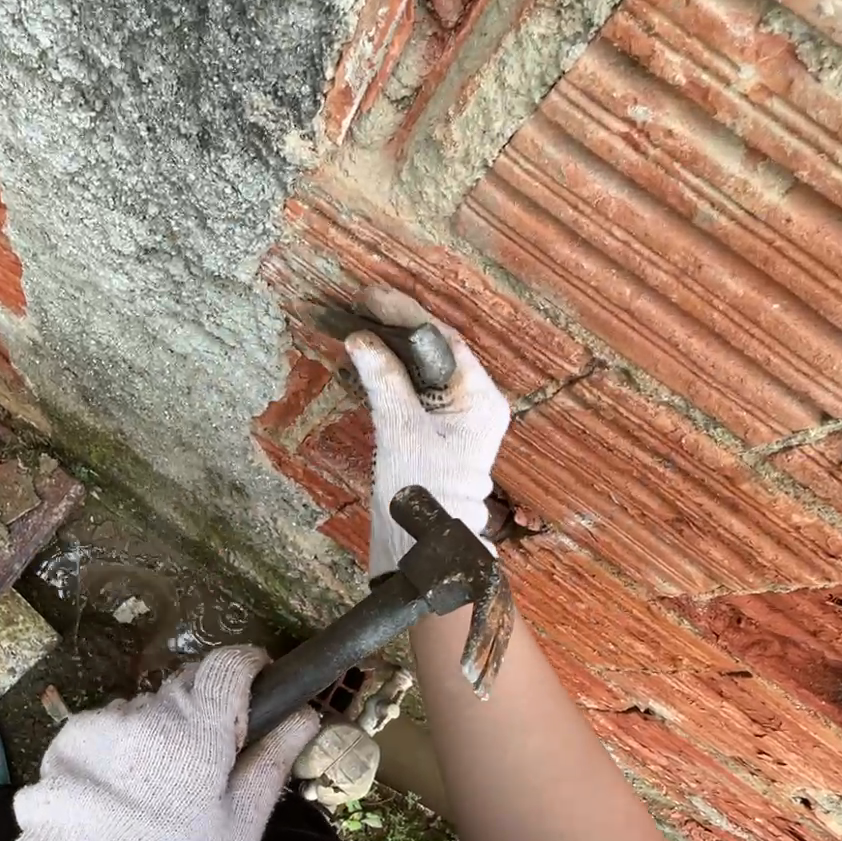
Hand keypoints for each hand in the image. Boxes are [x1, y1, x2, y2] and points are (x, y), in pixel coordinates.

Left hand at [0, 647, 320, 840]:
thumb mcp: (239, 826)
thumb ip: (272, 761)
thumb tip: (306, 712)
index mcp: (196, 731)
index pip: (227, 663)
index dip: (247, 665)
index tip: (255, 686)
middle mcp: (148, 711)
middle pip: (189, 680)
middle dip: (206, 705)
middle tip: (205, 758)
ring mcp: (105, 718)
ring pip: (151, 703)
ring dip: (162, 725)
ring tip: (156, 782)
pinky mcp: (71, 730)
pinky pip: (114, 719)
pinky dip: (125, 740)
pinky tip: (119, 784)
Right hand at [344, 286, 509, 575]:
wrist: (423, 542)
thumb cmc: (420, 492)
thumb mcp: (398, 431)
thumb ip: (383, 381)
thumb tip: (361, 340)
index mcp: (480, 400)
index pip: (443, 341)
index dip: (407, 316)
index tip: (372, 298)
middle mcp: (478, 403)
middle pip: (438, 349)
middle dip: (401, 325)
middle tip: (363, 303)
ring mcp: (461, 416)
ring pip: (428, 366)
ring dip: (396, 345)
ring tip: (364, 322)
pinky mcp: (442, 427)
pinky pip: (421, 386)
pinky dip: (396, 370)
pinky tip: (374, 357)